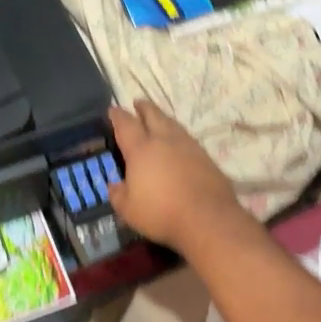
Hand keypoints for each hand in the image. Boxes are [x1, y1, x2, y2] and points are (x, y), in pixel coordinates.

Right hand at [107, 100, 247, 253]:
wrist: (207, 218)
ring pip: (172, 124)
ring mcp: (188, 146)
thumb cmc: (161, 212)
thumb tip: (114, 185)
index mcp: (141, 150)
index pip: (126, 125)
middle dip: (143, 107)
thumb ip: (118, 194)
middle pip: (153, 115)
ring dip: (163, 118)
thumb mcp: (129, 210)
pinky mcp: (206, 157)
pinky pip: (187, 138)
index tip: (113, 110)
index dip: (118, 115)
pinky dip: (178, 135)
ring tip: (158, 119)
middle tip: (138, 103)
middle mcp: (164, 140)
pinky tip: (179, 143)